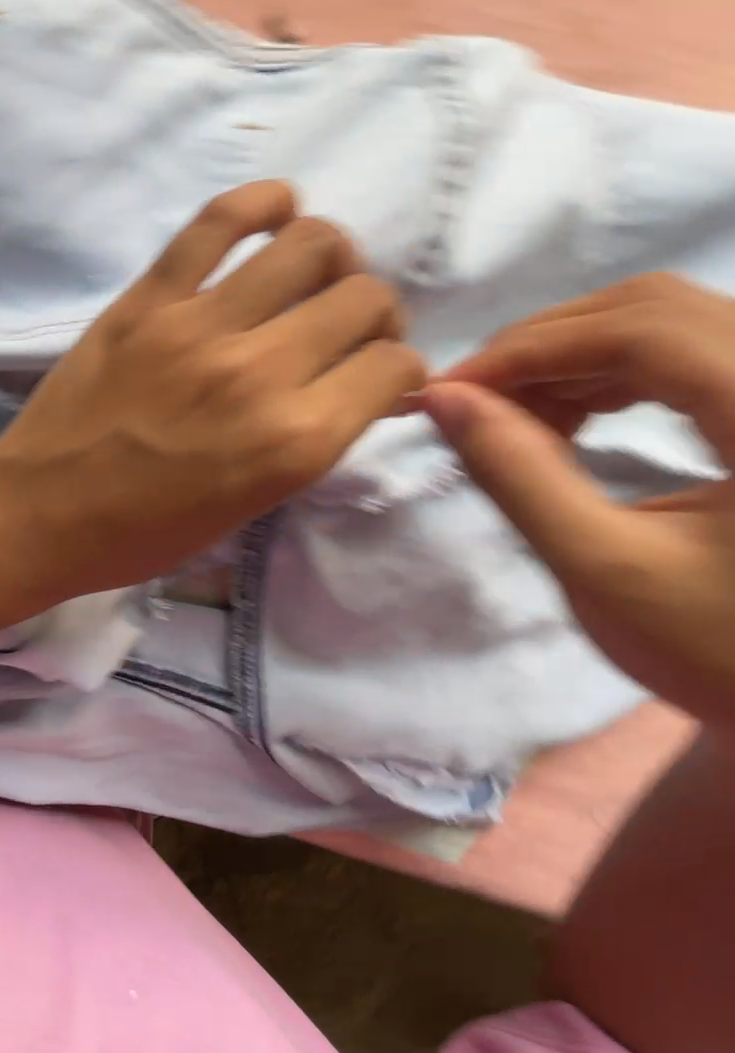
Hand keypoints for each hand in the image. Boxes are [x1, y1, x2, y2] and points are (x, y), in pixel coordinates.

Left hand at [0, 180, 421, 604]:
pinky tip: (272, 215)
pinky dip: (259, 205)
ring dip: (328, 261)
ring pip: (311, 245)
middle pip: (364, 297)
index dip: (389, 372)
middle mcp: (259, 372)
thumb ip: (306, 441)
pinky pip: (216, 221)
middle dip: (367, 317)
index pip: (394, 366)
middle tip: (331, 335)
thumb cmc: (135, 535)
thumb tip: (352, 385)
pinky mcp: (141, 304)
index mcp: (294, 440)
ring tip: (302, 282)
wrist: (33, 518)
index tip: (364, 379)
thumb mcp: (245, 508)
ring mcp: (196, 328)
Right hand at [427, 272, 734, 725]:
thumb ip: (519, 474)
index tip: (443, 394)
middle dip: (543, 345)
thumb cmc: (722, 648)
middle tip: (470, 403)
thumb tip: (443, 400)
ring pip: (673, 323)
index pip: (639, 331)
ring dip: (572, 357)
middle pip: (658, 307)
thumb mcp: (600, 565)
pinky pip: (695, 353)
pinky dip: (613, 373)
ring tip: (513, 418)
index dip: (526, 350)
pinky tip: (572, 416)